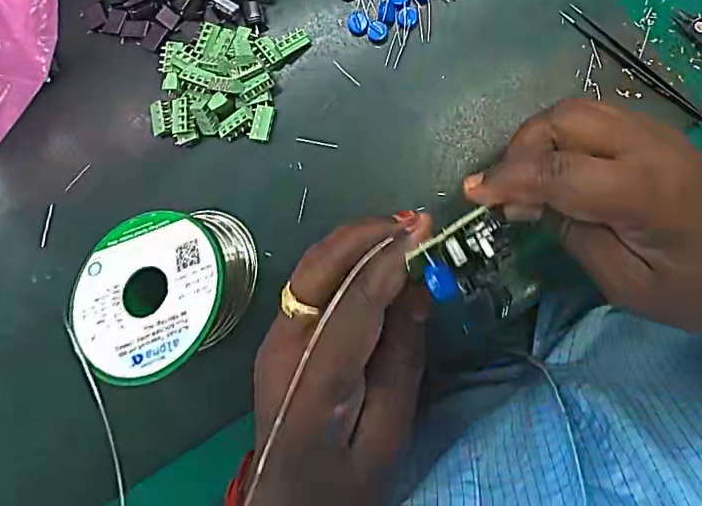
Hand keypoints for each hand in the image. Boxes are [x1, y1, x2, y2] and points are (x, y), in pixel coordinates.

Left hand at [246, 214, 432, 505]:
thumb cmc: (343, 485)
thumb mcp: (387, 436)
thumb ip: (403, 360)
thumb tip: (418, 289)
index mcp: (312, 382)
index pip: (354, 301)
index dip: (390, 258)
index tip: (425, 229)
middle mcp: (283, 345)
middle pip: (320, 266)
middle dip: (368, 233)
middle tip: (414, 221)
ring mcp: (276, 335)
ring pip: (313, 263)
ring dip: (357, 238)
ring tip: (401, 229)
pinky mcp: (280, 331)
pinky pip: (313, 278)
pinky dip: (346, 255)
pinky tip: (376, 253)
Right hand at [463, 99, 701, 345]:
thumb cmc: (697, 290)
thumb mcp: (627, 283)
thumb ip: (572, 233)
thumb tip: (523, 201)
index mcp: (645, 191)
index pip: (560, 171)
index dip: (509, 179)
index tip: (474, 192)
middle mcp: (647, 145)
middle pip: (564, 119)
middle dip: (522, 148)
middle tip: (505, 187)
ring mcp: (653, 128)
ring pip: (575, 107)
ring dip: (540, 134)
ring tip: (526, 174)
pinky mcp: (652, 127)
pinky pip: (594, 114)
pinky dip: (563, 132)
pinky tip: (557, 162)